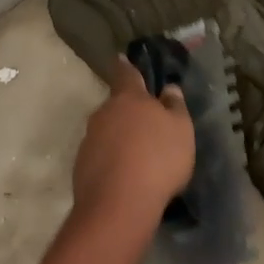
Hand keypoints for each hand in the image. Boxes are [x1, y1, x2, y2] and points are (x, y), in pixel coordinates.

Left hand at [71, 56, 194, 221]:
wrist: (119, 205)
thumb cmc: (158, 159)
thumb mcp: (181, 130)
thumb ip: (175, 107)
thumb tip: (169, 89)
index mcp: (129, 98)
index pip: (126, 73)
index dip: (127, 66)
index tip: (122, 58)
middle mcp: (103, 113)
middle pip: (117, 105)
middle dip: (129, 111)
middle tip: (147, 124)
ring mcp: (89, 140)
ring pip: (107, 131)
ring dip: (120, 137)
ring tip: (139, 156)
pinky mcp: (81, 166)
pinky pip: (101, 155)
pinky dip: (112, 159)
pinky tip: (126, 176)